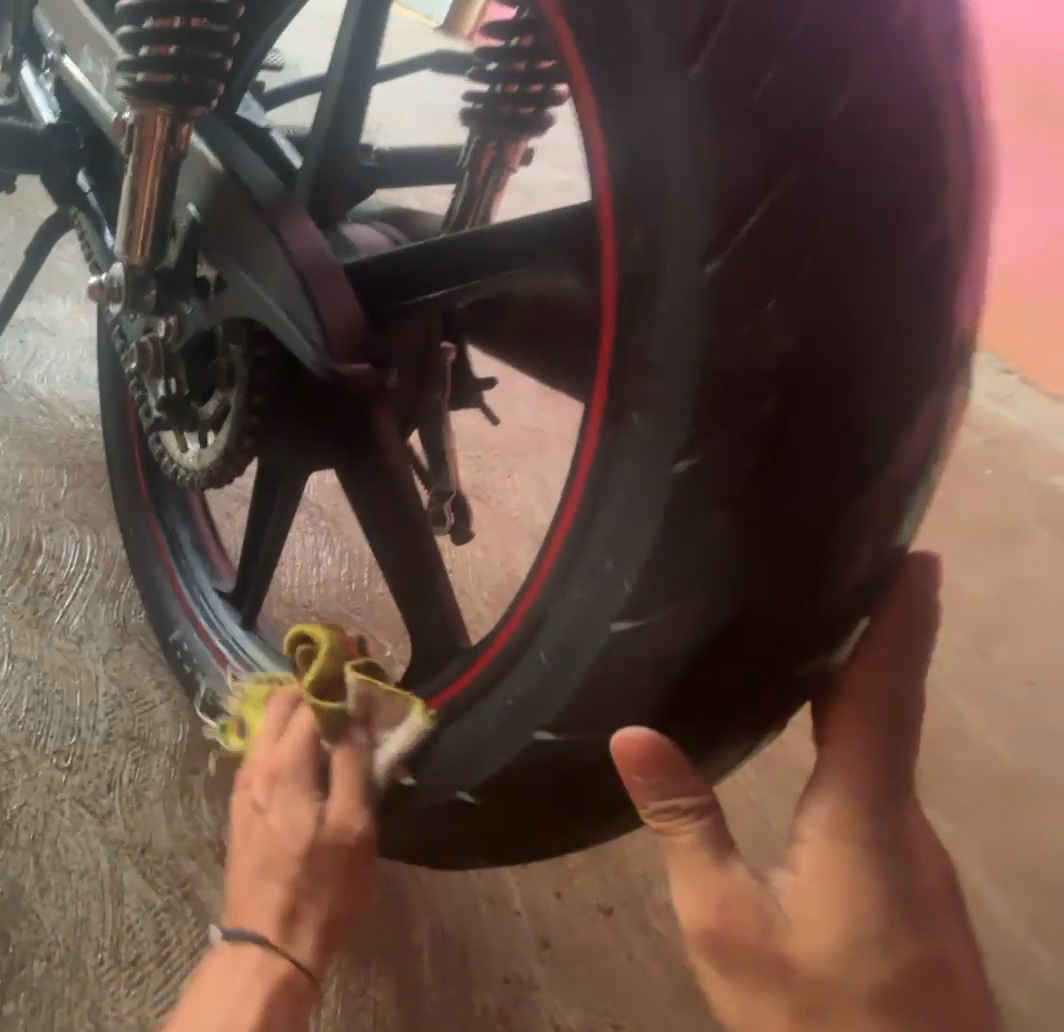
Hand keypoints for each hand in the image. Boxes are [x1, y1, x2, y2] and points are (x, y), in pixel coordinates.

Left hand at [221, 689, 377, 979]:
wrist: (268, 938)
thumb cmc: (321, 889)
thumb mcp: (353, 829)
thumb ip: (353, 766)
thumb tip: (355, 717)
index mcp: (283, 763)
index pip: (310, 700)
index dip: (336, 681)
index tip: (361, 669)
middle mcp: (256, 760)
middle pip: (281, 703)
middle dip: (315, 687)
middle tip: (349, 689)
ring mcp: (243, 779)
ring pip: (269, 724)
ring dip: (299, 711)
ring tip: (335, 717)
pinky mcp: (242, 799)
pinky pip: (265, 748)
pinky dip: (287, 736)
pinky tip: (311, 750)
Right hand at [610, 552, 997, 1031]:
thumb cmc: (813, 1016)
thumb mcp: (726, 921)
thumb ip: (685, 822)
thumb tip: (632, 732)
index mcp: (865, 824)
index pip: (883, 705)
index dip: (900, 631)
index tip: (914, 561)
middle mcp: (906, 830)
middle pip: (889, 716)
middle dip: (871, 640)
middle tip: (827, 575)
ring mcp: (915, 862)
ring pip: (885, 753)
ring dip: (857, 685)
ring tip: (806, 632)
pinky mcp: (906, 884)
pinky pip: (876, 785)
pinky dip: (851, 733)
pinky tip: (811, 730)